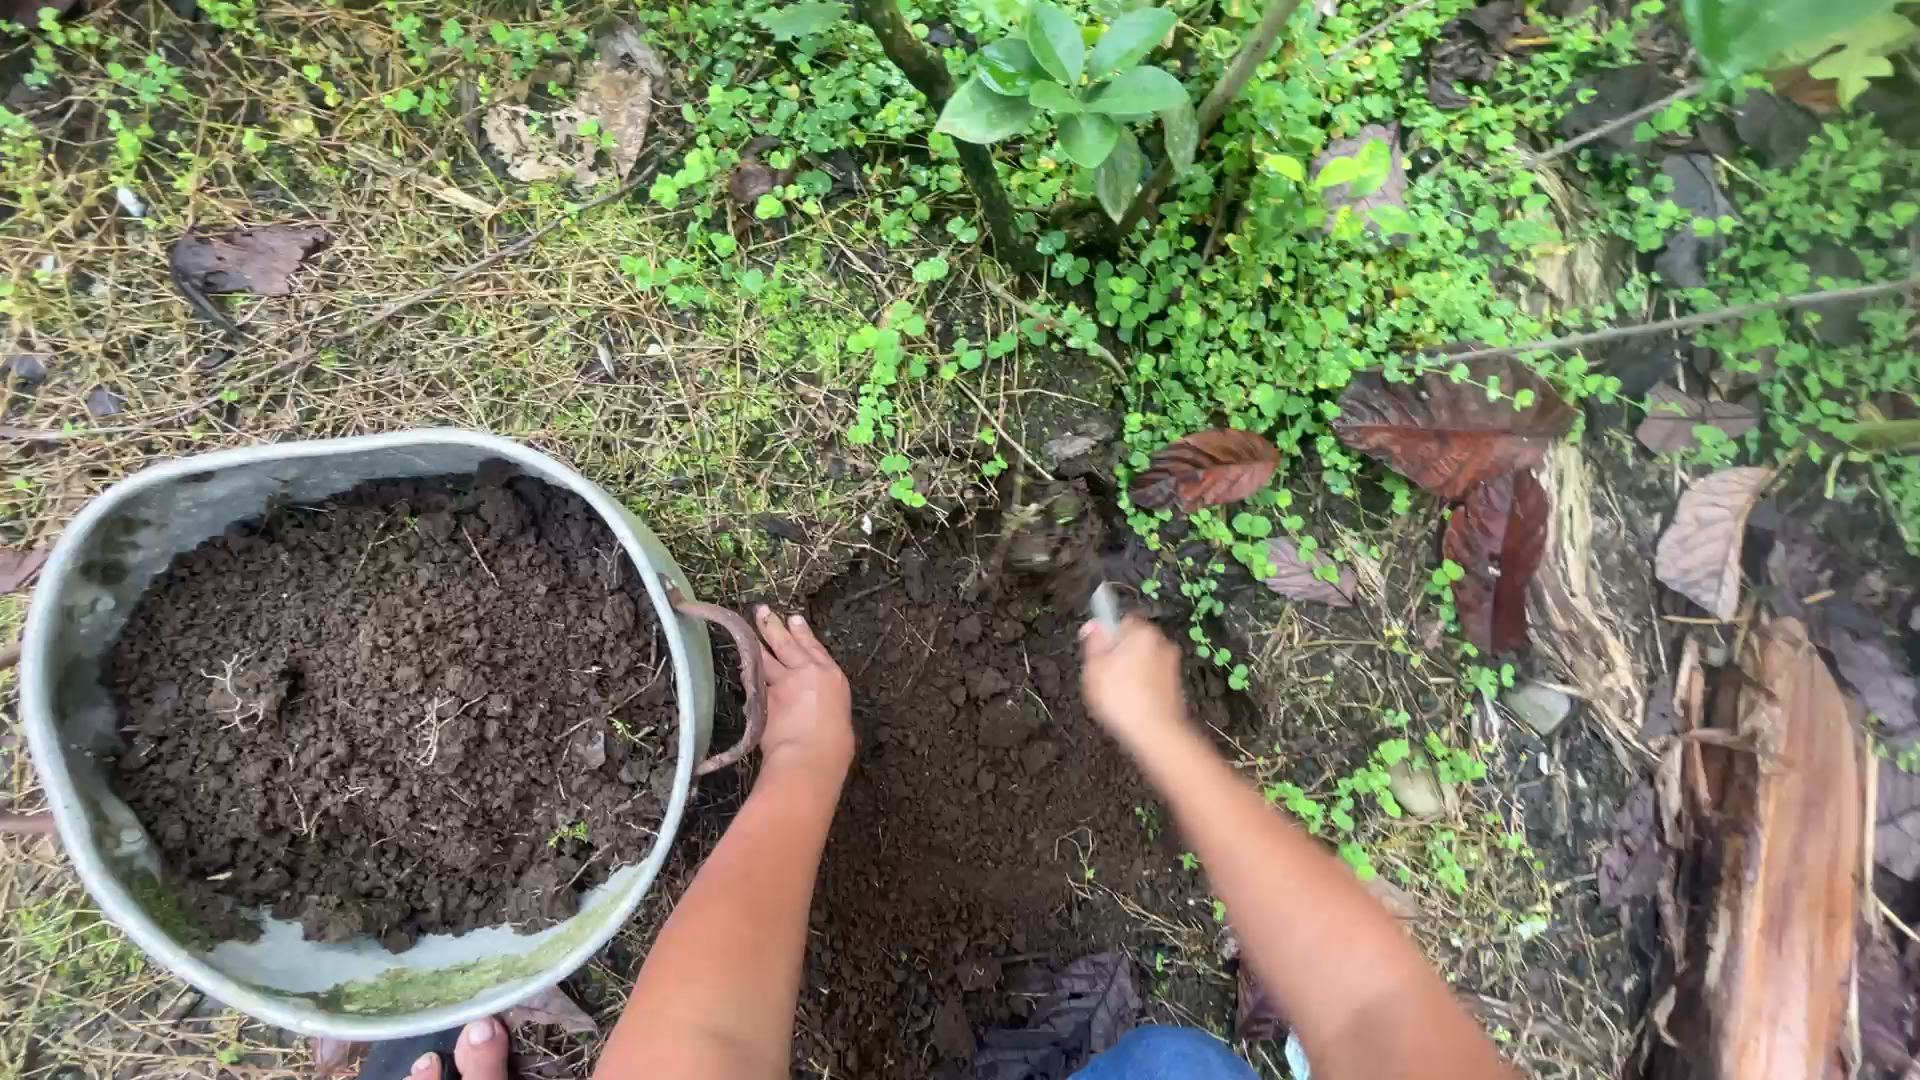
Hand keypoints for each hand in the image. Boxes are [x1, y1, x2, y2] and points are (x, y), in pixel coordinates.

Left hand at [753, 606, 854, 775]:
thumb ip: (828, 708)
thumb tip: (823, 715)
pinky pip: (754, 679)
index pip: (814, 648)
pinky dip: (748, 671)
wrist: (810, 756)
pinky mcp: (763, 696)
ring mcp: (784, 682)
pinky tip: (742, 664)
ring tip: (750, 627)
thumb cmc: (835, 747)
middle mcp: (808, 672)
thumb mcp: (840, 719)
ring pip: (767, 656)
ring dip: (758, 641)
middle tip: (763, 611)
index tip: (794, 619)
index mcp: (832, 677)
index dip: (803, 633)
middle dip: (774, 626)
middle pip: (788, 644)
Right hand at [1079, 615, 1188, 753]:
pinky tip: (1130, 703)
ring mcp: (1171, 664)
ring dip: (1131, 672)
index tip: (1095, 655)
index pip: (1120, 621)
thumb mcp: (1094, 667)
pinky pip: (1152, 678)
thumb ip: (1094, 641)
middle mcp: (1161, 642)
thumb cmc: (1120, 697)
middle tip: (1102, 676)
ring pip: (1143, 661)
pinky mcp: (1176, 685)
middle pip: (1133, 641)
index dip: (1105, 637)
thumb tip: (1094, 625)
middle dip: (1119, 655)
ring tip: (1116, 694)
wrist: (1155, 732)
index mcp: (1142, 632)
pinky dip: (1142, 686)